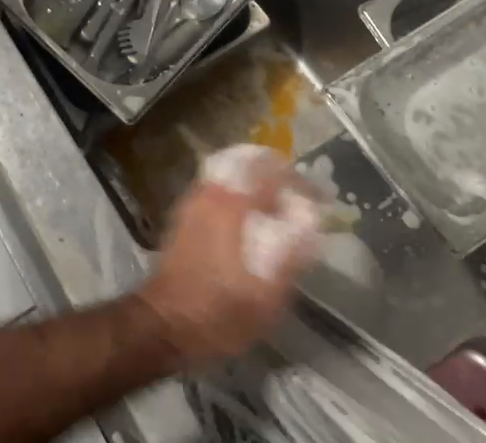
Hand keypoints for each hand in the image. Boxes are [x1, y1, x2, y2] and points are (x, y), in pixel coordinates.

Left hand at [137, 146, 319, 366]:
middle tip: (299, 192)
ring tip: (278, 202)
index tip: (320, 196)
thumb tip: (310, 221)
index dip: (301, 180)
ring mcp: (193, 201)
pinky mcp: (184, 216)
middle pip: (247, 161)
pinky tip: (250, 216)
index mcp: (233, 205)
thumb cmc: (219, 312)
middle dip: (277, 171)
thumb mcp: (267, 295)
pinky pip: (216, 186)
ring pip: (229, 170)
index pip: (272, 170)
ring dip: (257, 178)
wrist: (164, 323)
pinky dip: (238, 190)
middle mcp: (210, 192)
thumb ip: (292, 253)